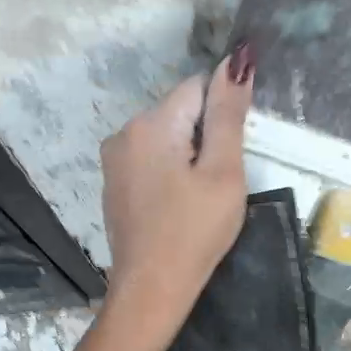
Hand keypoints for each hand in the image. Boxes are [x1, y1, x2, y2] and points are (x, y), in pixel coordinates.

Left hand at [99, 46, 255, 338]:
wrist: (151, 290)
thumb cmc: (194, 233)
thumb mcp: (223, 172)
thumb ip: (228, 114)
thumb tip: (237, 59)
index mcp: (150, 123)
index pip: (198, 88)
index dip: (222, 117)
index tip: (230, 157)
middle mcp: (123, 132)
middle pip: (180, 113)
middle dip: (204, 139)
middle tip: (216, 185)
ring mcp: (114, 161)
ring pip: (166, 139)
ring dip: (188, 158)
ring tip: (197, 200)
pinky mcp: (114, 186)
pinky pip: (150, 163)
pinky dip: (170, 176)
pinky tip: (177, 208)